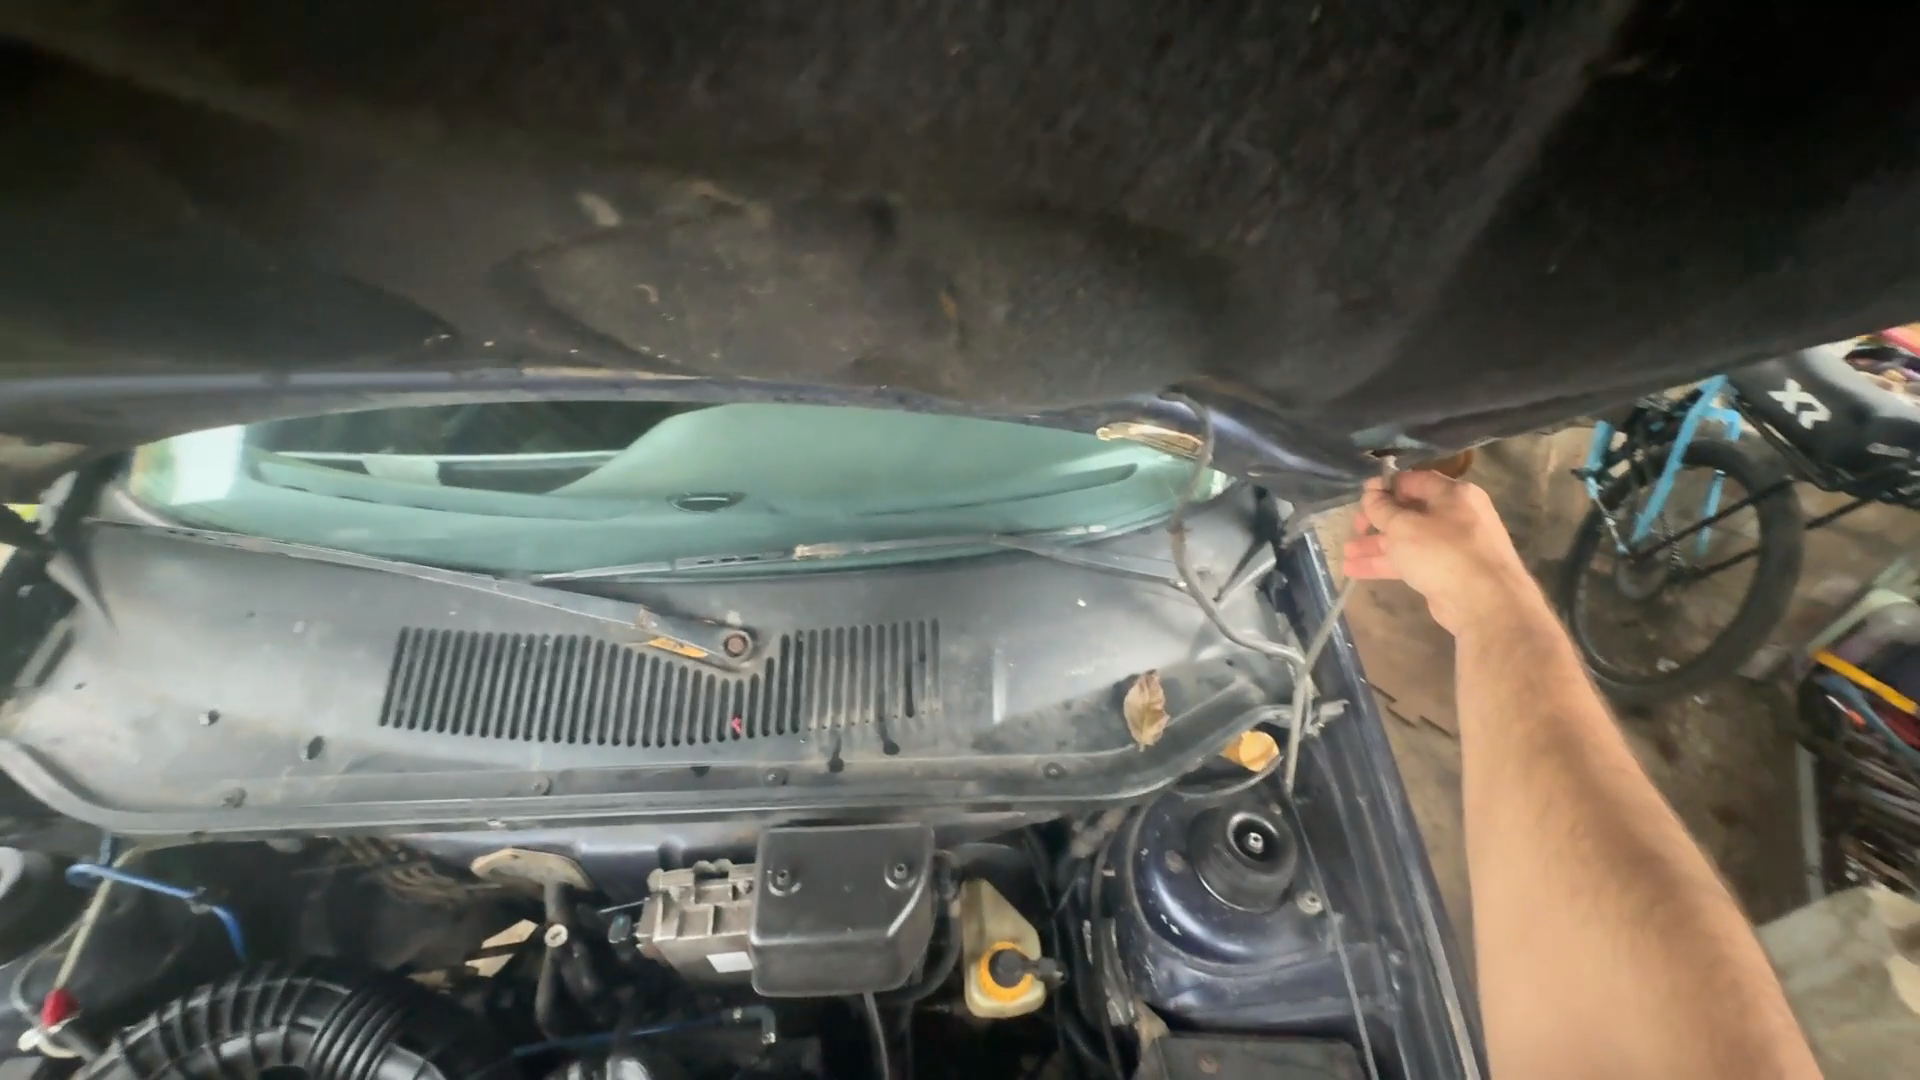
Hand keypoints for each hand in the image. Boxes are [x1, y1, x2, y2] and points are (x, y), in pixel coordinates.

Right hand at [1342, 470, 1538, 635]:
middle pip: (1408, 512)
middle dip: (1376, 521)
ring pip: (1406, 539)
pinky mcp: (1445, 570)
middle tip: (1354, 528)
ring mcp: (1451, 545)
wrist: (1484, 601)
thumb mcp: (1403, 525)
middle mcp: (1455, 515)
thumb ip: (1382, 508)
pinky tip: (1356, 570)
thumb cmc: (1442, 552)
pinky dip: (1386, 563)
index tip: (1361, 498)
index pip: (1413, 481)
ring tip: (1346, 554)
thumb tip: (1371, 493)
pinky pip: (1411, 561)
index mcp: (1453, 495)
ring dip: (1375, 546)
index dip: (1385, 487)